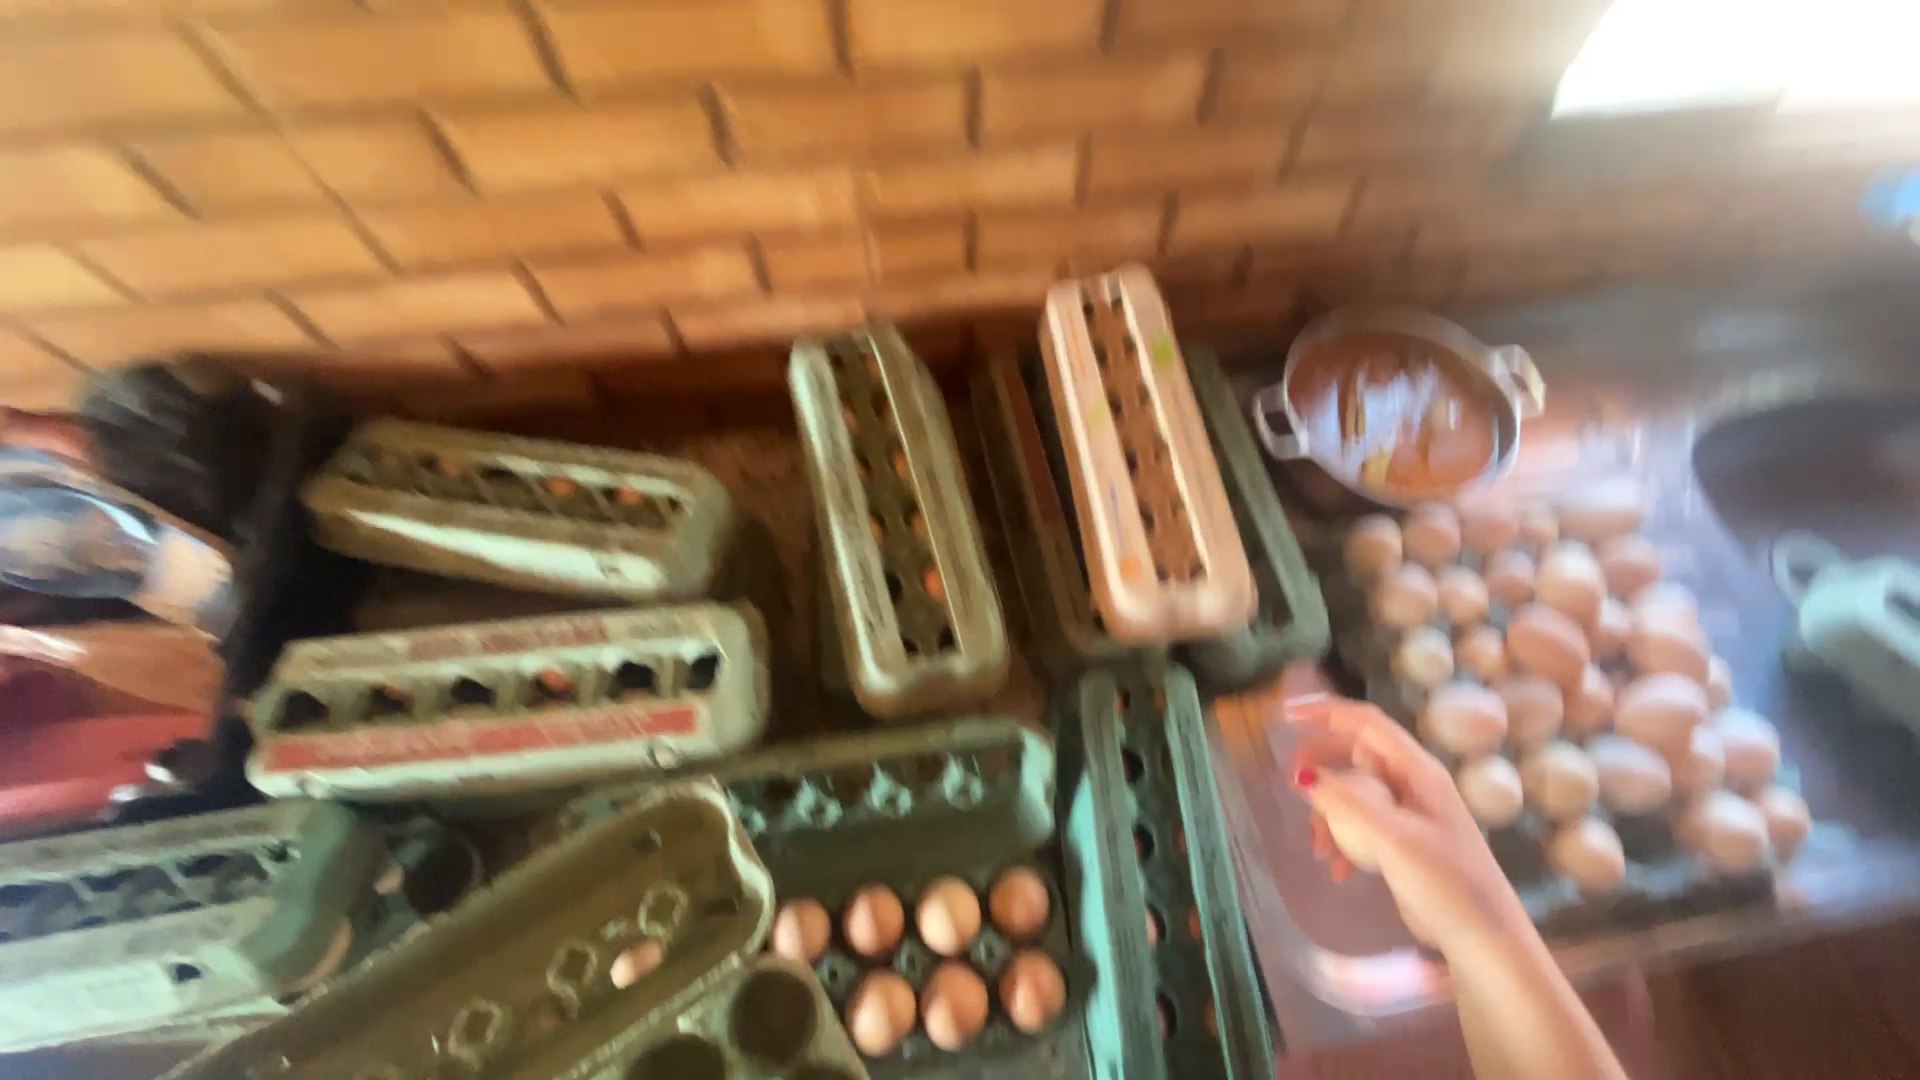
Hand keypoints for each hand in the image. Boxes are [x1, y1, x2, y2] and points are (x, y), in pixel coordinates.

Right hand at [1289, 694, 1530, 962]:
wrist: (1486, 943)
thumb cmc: (1447, 883)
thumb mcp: (1392, 839)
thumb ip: (1345, 802)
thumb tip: (1301, 775)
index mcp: (1417, 771)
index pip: (1365, 722)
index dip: (1324, 711)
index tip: (1286, 716)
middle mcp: (1412, 784)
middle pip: (1352, 754)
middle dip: (1318, 767)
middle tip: (1291, 783)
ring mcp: (1407, 813)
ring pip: (1351, 792)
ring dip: (1327, 814)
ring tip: (1318, 849)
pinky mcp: (1401, 841)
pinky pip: (1358, 823)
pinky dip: (1340, 839)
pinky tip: (1337, 869)